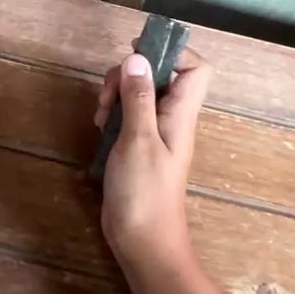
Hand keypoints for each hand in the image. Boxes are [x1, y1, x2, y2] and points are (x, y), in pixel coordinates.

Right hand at [93, 49, 212, 262]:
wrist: (144, 241)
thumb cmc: (145, 192)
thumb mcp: (138, 140)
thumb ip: (137, 99)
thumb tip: (138, 58)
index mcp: (180, 115)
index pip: (195, 69)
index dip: (172, 52)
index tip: (137, 51)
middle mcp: (171, 119)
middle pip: (159, 75)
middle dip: (129, 74)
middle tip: (108, 93)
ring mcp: (154, 133)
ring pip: (138, 93)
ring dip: (115, 94)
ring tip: (99, 114)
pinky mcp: (136, 146)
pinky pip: (126, 115)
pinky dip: (111, 113)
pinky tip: (99, 127)